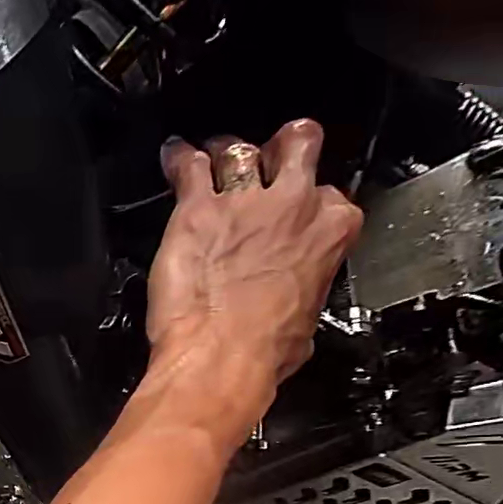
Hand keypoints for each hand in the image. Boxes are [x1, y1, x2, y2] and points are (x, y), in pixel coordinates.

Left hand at [140, 119, 362, 445]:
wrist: (219, 358)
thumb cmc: (261, 352)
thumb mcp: (303, 326)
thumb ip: (301, 294)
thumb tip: (289, 304)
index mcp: (328, 234)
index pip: (330, 198)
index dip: (309, 204)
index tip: (294, 212)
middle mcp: (290, 206)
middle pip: (298, 146)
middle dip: (285, 145)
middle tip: (270, 155)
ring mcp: (242, 202)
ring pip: (240, 149)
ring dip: (226, 150)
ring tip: (213, 155)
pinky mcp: (196, 209)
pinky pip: (188, 166)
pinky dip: (178, 158)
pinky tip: (173, 155)